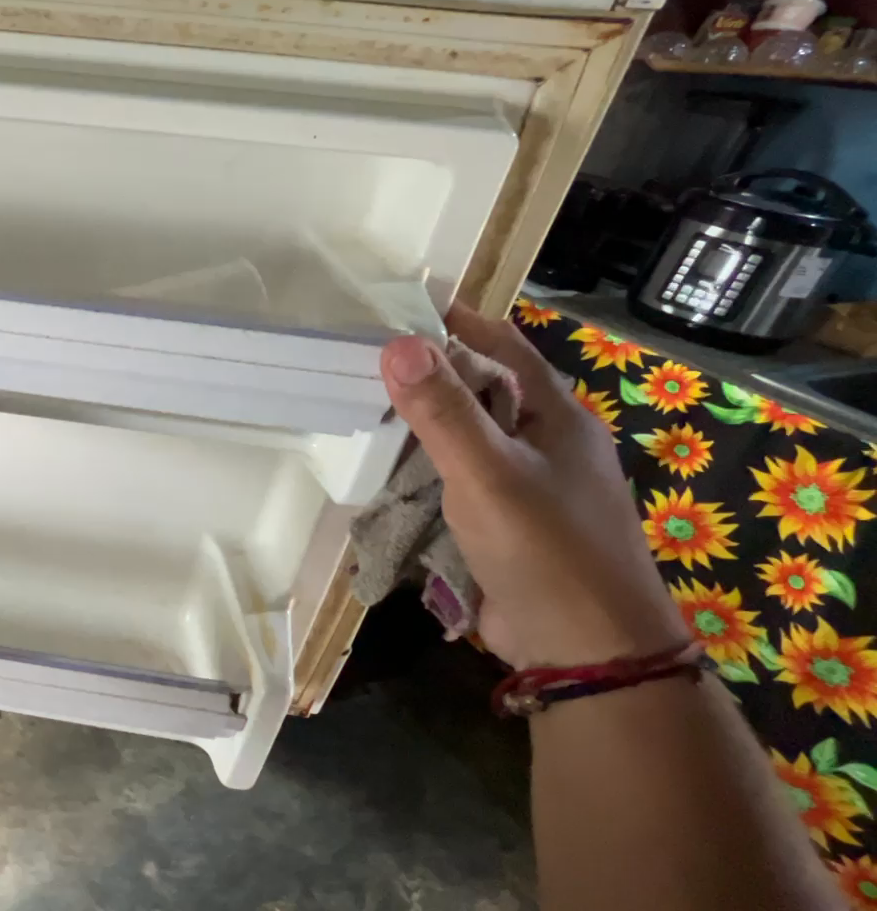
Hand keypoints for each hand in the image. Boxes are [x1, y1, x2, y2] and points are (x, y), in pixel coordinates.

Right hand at [380, 305, 689, 669]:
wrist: (584, 650)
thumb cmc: (544, 549)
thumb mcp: (487, 473)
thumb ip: (442, 411)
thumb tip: (397, 343)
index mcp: (558, 420)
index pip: (507, 350)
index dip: (462, 322)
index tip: (406, 302)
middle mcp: (548, 444)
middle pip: (487, 389)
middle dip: (434, 368)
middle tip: (369, 351)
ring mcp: (529, 486)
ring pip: (471, 434)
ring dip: (426, 417)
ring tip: (368, 398)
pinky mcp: (508, 522)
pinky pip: (461, 474)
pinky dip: (426, 461)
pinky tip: (391, 462)